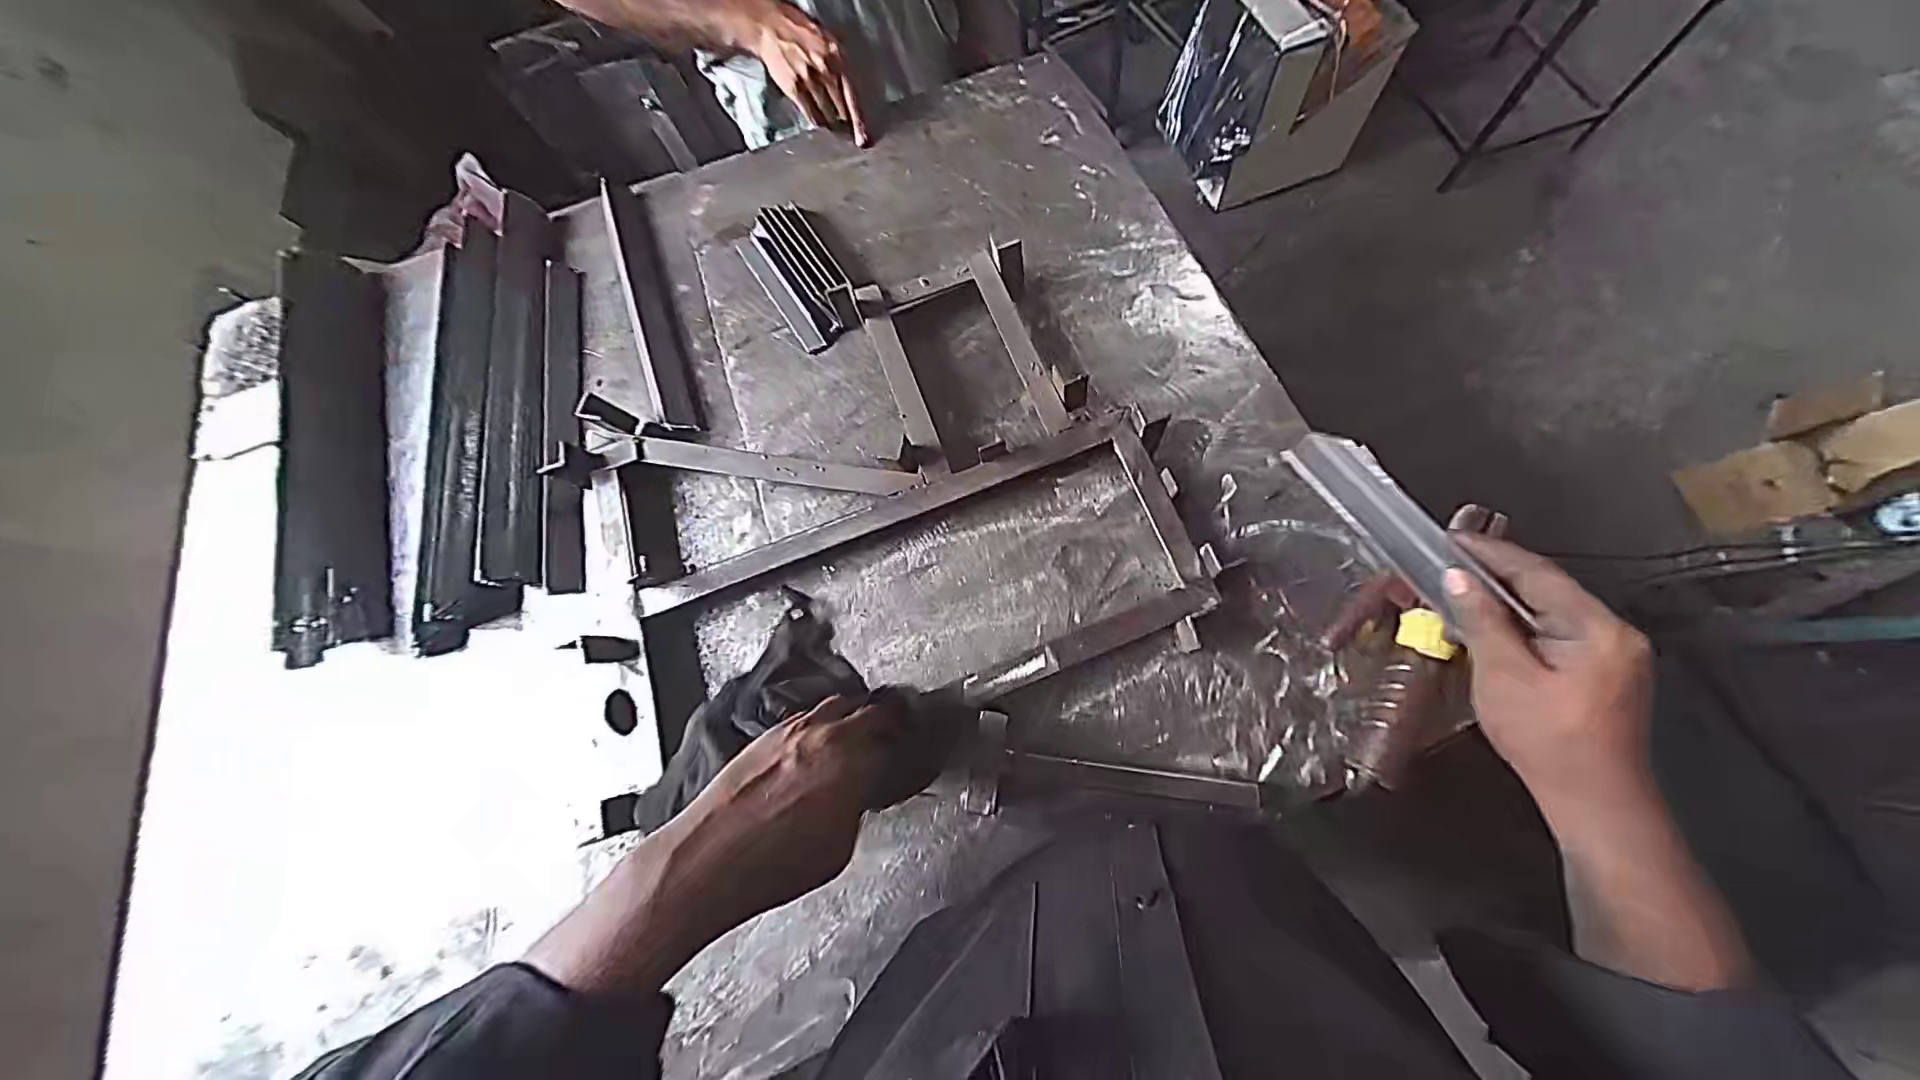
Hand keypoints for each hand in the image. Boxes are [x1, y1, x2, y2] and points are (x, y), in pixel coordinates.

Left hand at [651, 695, 911, 930]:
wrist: (707, 862)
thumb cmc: (768, 864)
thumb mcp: (839, 846)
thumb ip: (857, 805)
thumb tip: (858, 794)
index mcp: (851, 760)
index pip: (893, 735)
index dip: (907, 740)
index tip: (911, 744)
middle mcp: (822, 736)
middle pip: (868, 709)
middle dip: (885, 719)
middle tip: (893, 730)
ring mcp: (792, 732)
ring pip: (835, 705)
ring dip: (852, 715)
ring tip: (857, 733)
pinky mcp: (766, 737)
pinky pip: (805, 717)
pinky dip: (820, 723)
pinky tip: (819, 744)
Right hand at [722, 0, 869, 145]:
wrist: (769, 25)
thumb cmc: (799, 31)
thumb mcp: (826, 40)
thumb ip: (838, 62)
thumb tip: (848, 88)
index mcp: (837, 57)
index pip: (851, 96)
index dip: (858, 121)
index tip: (862, 139)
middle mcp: (826, 69)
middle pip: (840, 109)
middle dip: (844, 124)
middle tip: (845, 132)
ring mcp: (809, 80)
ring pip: (826, 114)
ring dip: (830, 124)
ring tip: (832, 128)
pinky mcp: (794, 88)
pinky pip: (810, 114)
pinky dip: (816, 121)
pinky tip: (819, 124)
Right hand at [1443, 533, 1656, 835]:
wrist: (1593, 800)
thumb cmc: (1547, 739)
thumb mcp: (1504, 675)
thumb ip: (1482, 621)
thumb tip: (1458, 578)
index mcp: (1598, 630)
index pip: (1538, 574)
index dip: (1492, 553)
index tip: (1454, 538)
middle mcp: (1614, 634)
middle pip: (1547, 588)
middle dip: (1496, 571)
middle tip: (1450, 556)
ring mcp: (1611, 653)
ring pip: (1548, 609)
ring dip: (1503, 596)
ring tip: (1460, 582)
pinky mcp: (1600, 670)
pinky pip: (1552, 629)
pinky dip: (1516, 619)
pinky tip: (1488, 620)